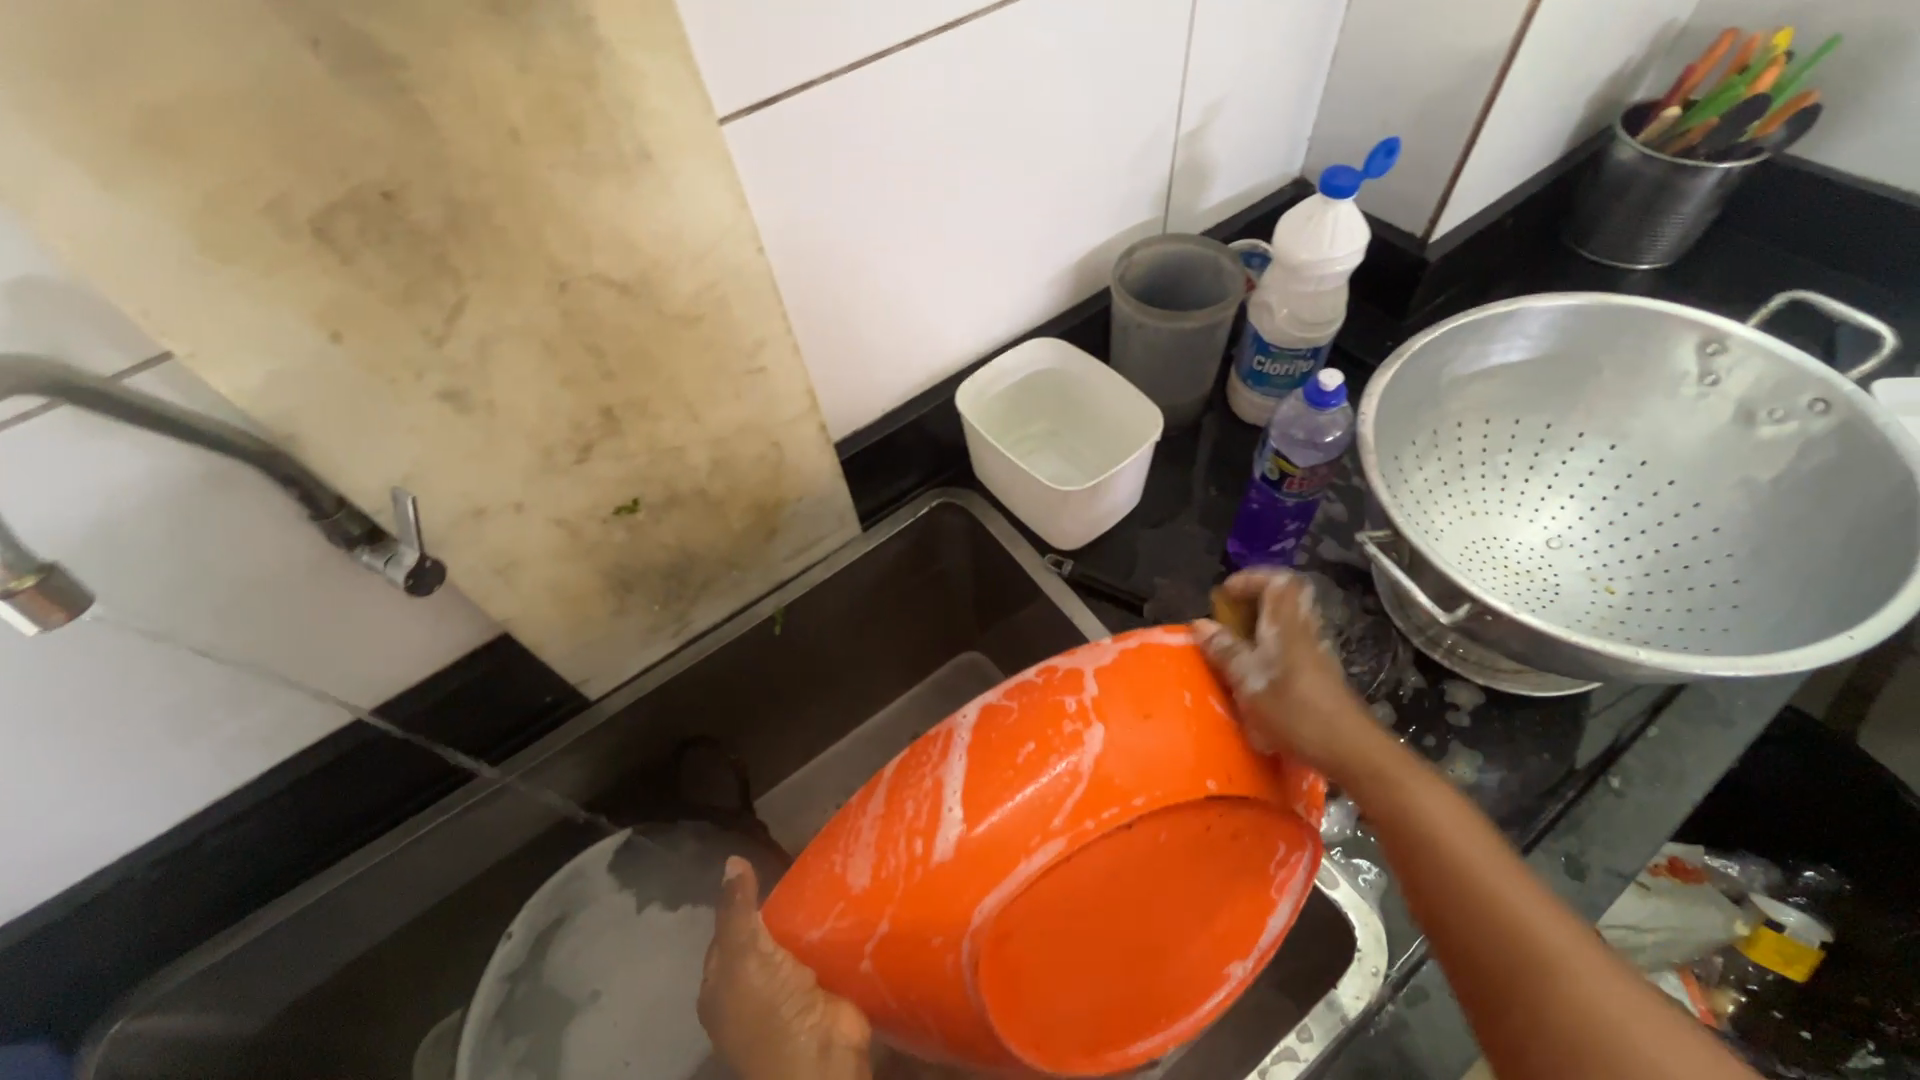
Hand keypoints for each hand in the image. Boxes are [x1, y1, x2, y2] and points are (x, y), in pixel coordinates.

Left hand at [699, 857, 872, 1079]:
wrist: (821, 1059)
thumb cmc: (770, 1010)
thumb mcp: (743, 955)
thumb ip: (737, 910)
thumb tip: (731, 860)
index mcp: (721, 988)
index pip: (727, 934)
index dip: (742, 904)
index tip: (767, 872)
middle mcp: (751, 992)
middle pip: (764, 938)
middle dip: (781, 911)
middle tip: (804, 870)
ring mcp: (789, 995)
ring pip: (795, 946)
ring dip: (809, 921)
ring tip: (829, 877)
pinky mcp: (824, 992)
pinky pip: (825, 955)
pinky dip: (833, 934)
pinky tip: (846, 905)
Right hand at [1192, 567, 1377, 778]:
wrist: (1349, 748)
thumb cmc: (1294, 711)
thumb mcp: (1248, 682)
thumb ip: (1225, 651)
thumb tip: (1200, 624)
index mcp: (1287, 625)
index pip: (1277, 580)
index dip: (1249, 578)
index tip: (1224, 594)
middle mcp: (1304, 630)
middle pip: (1286, 597)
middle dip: (1253, 600)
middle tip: (1227, 617)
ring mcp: (1316, 652)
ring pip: (1288, 622)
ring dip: (1261, 625)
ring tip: (1234, 645)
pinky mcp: (1320, 673)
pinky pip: (1291, 644)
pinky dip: (1270, 647)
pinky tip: (1255, 673)